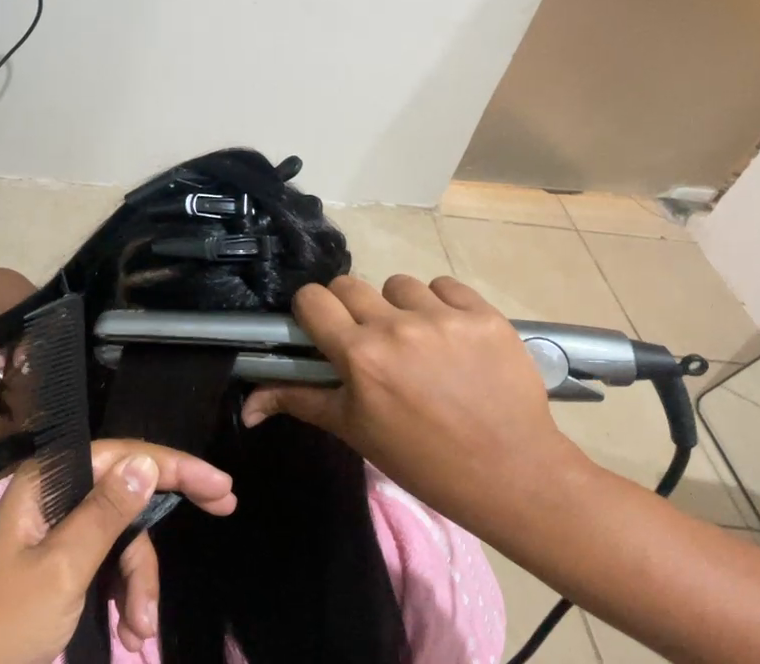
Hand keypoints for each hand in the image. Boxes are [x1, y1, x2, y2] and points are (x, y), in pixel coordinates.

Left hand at [0, 441, 236, 663]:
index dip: (171, 464)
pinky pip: (103, 567)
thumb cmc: (2, 623)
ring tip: (141, 633)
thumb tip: (145, 461)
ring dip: (137, 585)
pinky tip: (131, 633)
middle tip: (225, 512)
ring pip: (118, 540)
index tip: (220, 484)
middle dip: (158, 533)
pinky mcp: (55, 566)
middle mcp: (50, 497)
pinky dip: (122, 598)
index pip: (118, 455)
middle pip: (123, 497)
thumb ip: (105, 513)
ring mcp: (52, 533)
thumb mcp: (61, 569)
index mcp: (44, 483)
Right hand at [241, 274, 585, 532]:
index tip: (324, 331)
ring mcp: (443, 318)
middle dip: (351, 308)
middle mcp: (395, 327)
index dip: (312, 312)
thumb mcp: (354, 431)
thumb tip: (246, 406)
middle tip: (369, 340)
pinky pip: (445, 285)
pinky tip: (451, 337)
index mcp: (358, 356)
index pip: (312, 299)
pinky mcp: (484, 316)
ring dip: (399, 307)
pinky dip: (442, 304)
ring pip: (398, 284)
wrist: (512, 474)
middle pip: (349, 284)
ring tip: (417, 341)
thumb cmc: (422, 460)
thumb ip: (299, 401)